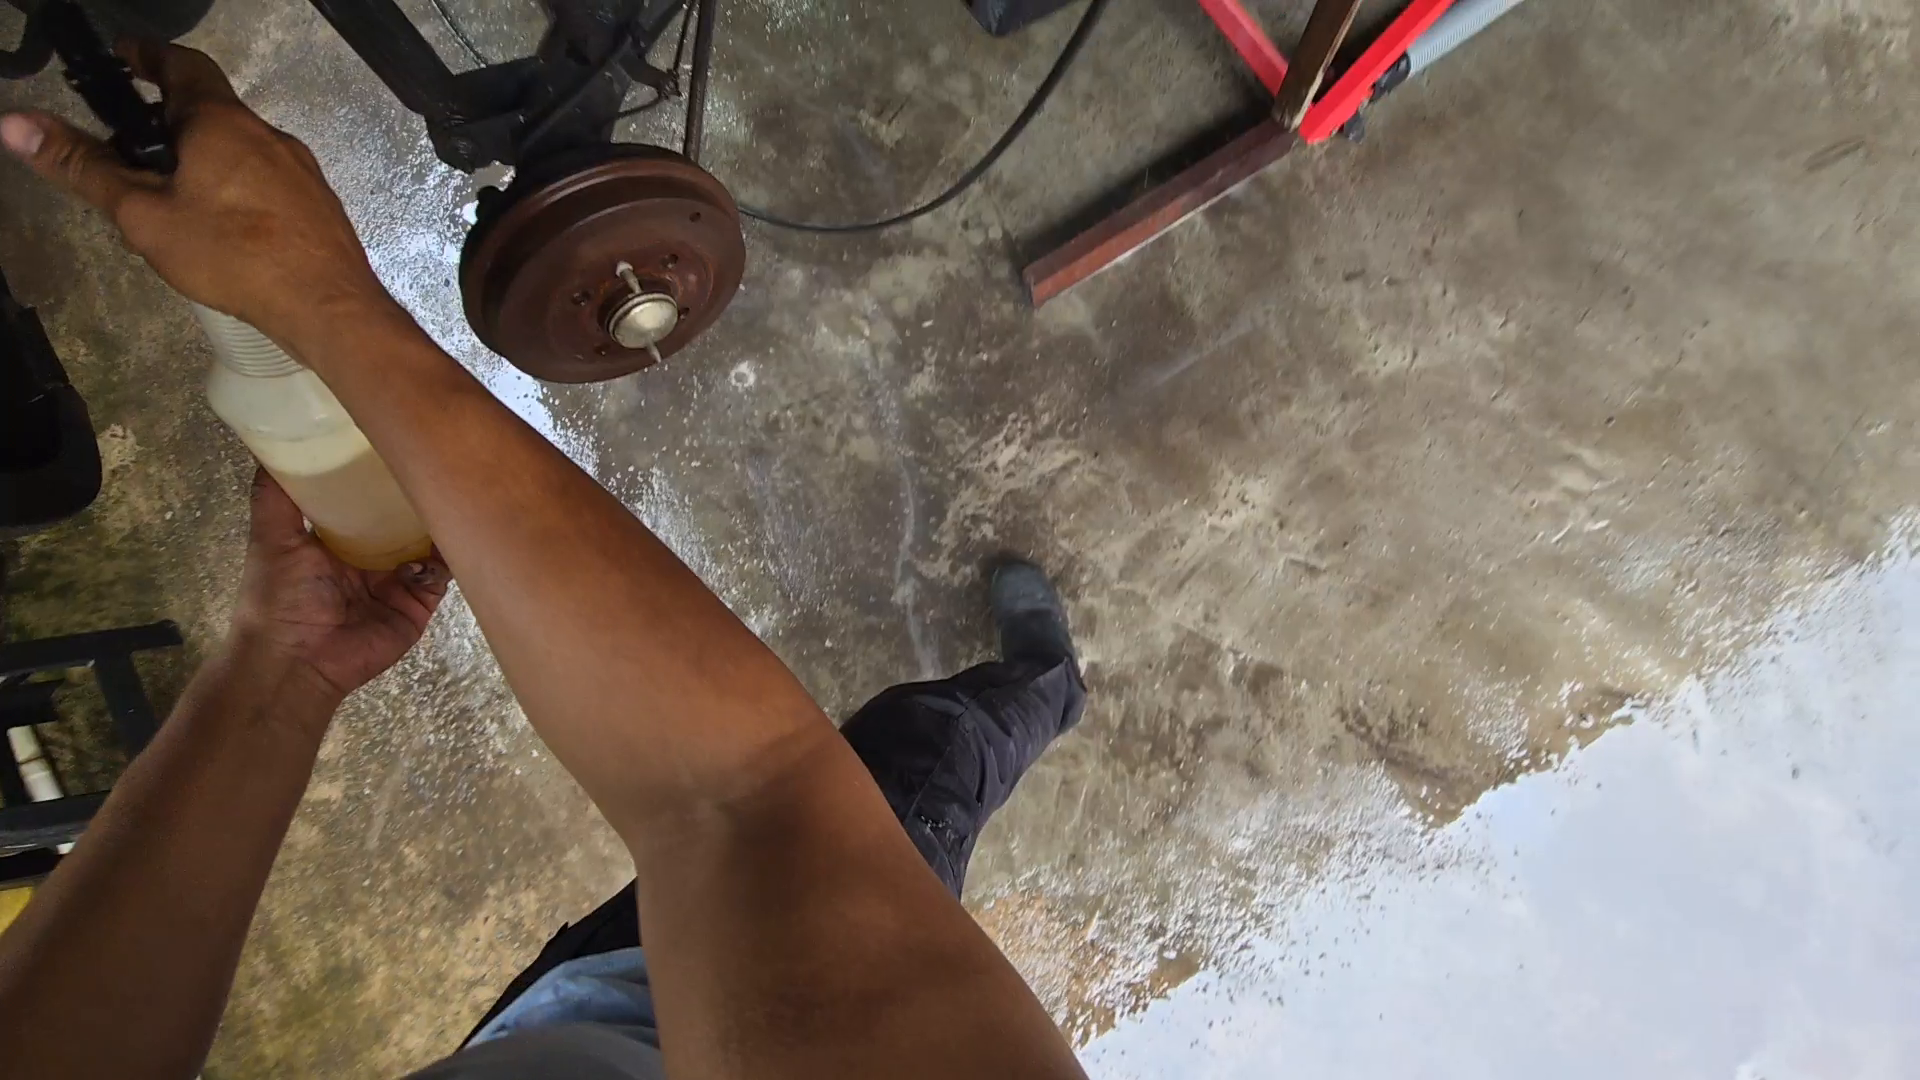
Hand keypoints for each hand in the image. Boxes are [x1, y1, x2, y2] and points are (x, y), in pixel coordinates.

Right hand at [0, 41, 394, 350]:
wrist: (334, 311)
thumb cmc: (239, 257)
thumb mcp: (144, 213)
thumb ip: (83, 166)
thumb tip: (18, 124)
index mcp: (228, 125)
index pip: (185, 65)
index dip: (148, 57)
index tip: (124, 62)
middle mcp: (277, 143)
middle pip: (215, 117)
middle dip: (170, 128)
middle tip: (133, 157)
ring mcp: (310, 180)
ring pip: (246, 158)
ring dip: (206, 168)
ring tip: (175, 205)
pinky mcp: (326, 214)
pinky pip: (274, 190)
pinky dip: (242, 196)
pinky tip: (226, 234)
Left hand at [231, 468, 448, 700]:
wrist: (299, 659)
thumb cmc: (280, 597)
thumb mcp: (272, 540)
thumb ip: (276, 500)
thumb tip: (267, 448)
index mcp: (339, 541)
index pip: (369, 504)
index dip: (384, 481)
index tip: (402, 451)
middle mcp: (373, 557)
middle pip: (406, 523)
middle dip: (422, 503)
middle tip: (442, 473)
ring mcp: (400, 580)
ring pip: (431, 546)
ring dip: (441, 529)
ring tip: (453, 505)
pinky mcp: (421, 602)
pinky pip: (443, 576)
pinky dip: (445, 563)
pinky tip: (438, 553)